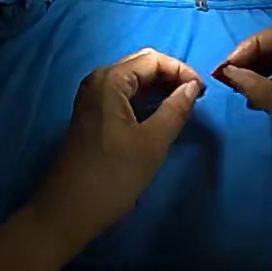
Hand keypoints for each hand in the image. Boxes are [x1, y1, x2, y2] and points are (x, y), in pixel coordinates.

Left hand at [27, 48, 203, 253]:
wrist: (68, 210)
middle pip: (141, 65)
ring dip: (159, 87)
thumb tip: (193, 86)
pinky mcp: (92, 112)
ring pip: (132, 79)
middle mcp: (98, 80)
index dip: (181, 70)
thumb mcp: (152, 143)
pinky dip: (144, 98)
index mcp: (110, 80)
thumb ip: (175, 110)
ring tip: (184, 105)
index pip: (153, 60)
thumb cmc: (112, 176)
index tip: (204, 91)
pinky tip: (161, 113)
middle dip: (171, 76)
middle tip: (196, 96)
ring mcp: (92, 96)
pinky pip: (123, 94)